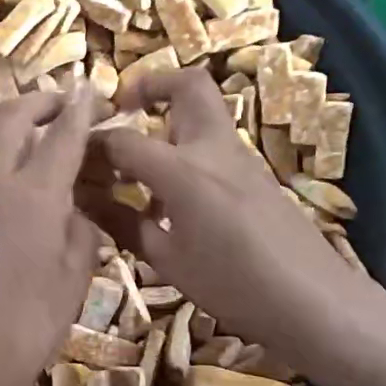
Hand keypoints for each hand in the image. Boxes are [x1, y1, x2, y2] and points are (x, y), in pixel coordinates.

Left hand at [0, 86, 102, 385]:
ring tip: (62, 155)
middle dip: (40, 102)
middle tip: (67, 102)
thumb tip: (79, 211)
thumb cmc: (31, 320)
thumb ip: (83, 230)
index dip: (81, 107)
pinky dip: (18, 177)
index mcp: (33, 193)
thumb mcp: (75, 274)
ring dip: (26, 139)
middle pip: (12, 120)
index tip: (94, 86)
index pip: (63, 134)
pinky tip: (42, 204)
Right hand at [85, 68, 365, 372]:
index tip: (72, 158)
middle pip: (187, 85)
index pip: (124, 140)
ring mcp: (242, 158)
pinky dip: (186, 152)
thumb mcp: (168, 261)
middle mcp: (214, 148)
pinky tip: (171, 199)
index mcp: (184, 170)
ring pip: (203, 114)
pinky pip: (214, 146)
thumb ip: (123, 223)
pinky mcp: (257, 175)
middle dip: (152, 84)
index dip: (93, 145)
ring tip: (138, 165)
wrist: (313, 302)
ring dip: (168, 122)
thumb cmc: (233, 286)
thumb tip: (83, 199)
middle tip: (123, 109)